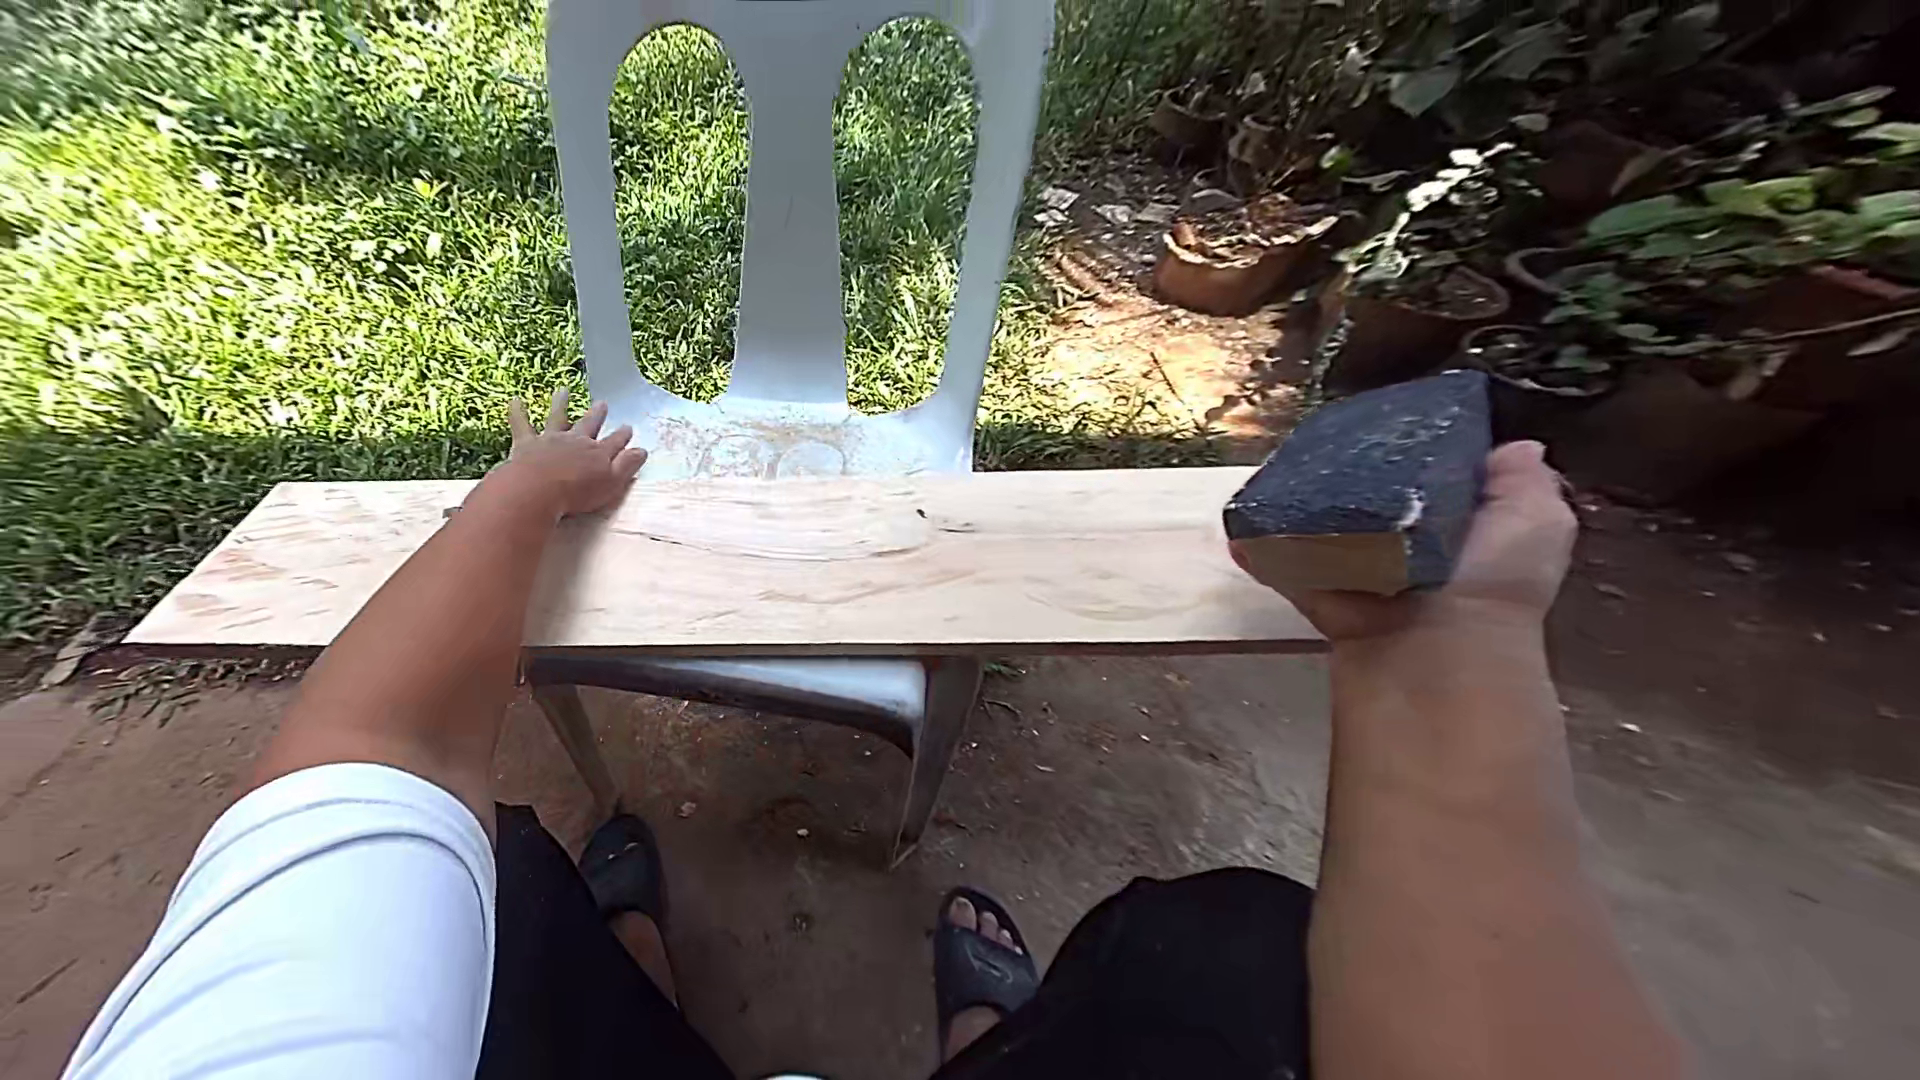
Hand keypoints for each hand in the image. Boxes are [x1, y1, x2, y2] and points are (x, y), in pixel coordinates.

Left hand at [501, 387, 648, 516]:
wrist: (538, 490)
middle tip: (602, 403)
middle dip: (597, 415)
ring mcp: (551, 440)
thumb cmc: (578, 492)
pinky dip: (518, 412)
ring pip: (558, 418)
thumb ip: (627, 465)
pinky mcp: (526, 443)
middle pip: (589, 425)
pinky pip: (522, 424)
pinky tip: (516, 400)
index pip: (615, 442)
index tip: (628, 427)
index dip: (622, 435)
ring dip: (561, 404)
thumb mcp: (613, 482)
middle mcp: (576, 441)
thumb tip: (642, 450)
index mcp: (598, 453)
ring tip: (563, 391)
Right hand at [1263, 441, 1576, 643]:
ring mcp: (1345, 567)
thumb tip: (1514, 445)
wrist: (1435, 643)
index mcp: (1442, 524)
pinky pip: (1279, 560)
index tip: (1378, 426)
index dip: (1400, 451)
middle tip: (1314, 446)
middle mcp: (1391, 544)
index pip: (1416, 480)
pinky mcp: (1310, 585)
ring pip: (1311, 528)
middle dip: (1337, 475)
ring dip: (1290, 509)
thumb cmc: (1489, 578)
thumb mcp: (1535, 520)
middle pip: (1356, 500)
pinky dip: (1257, 547)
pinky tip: (1239, 527)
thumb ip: (1522, 481)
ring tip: (1267, 477)